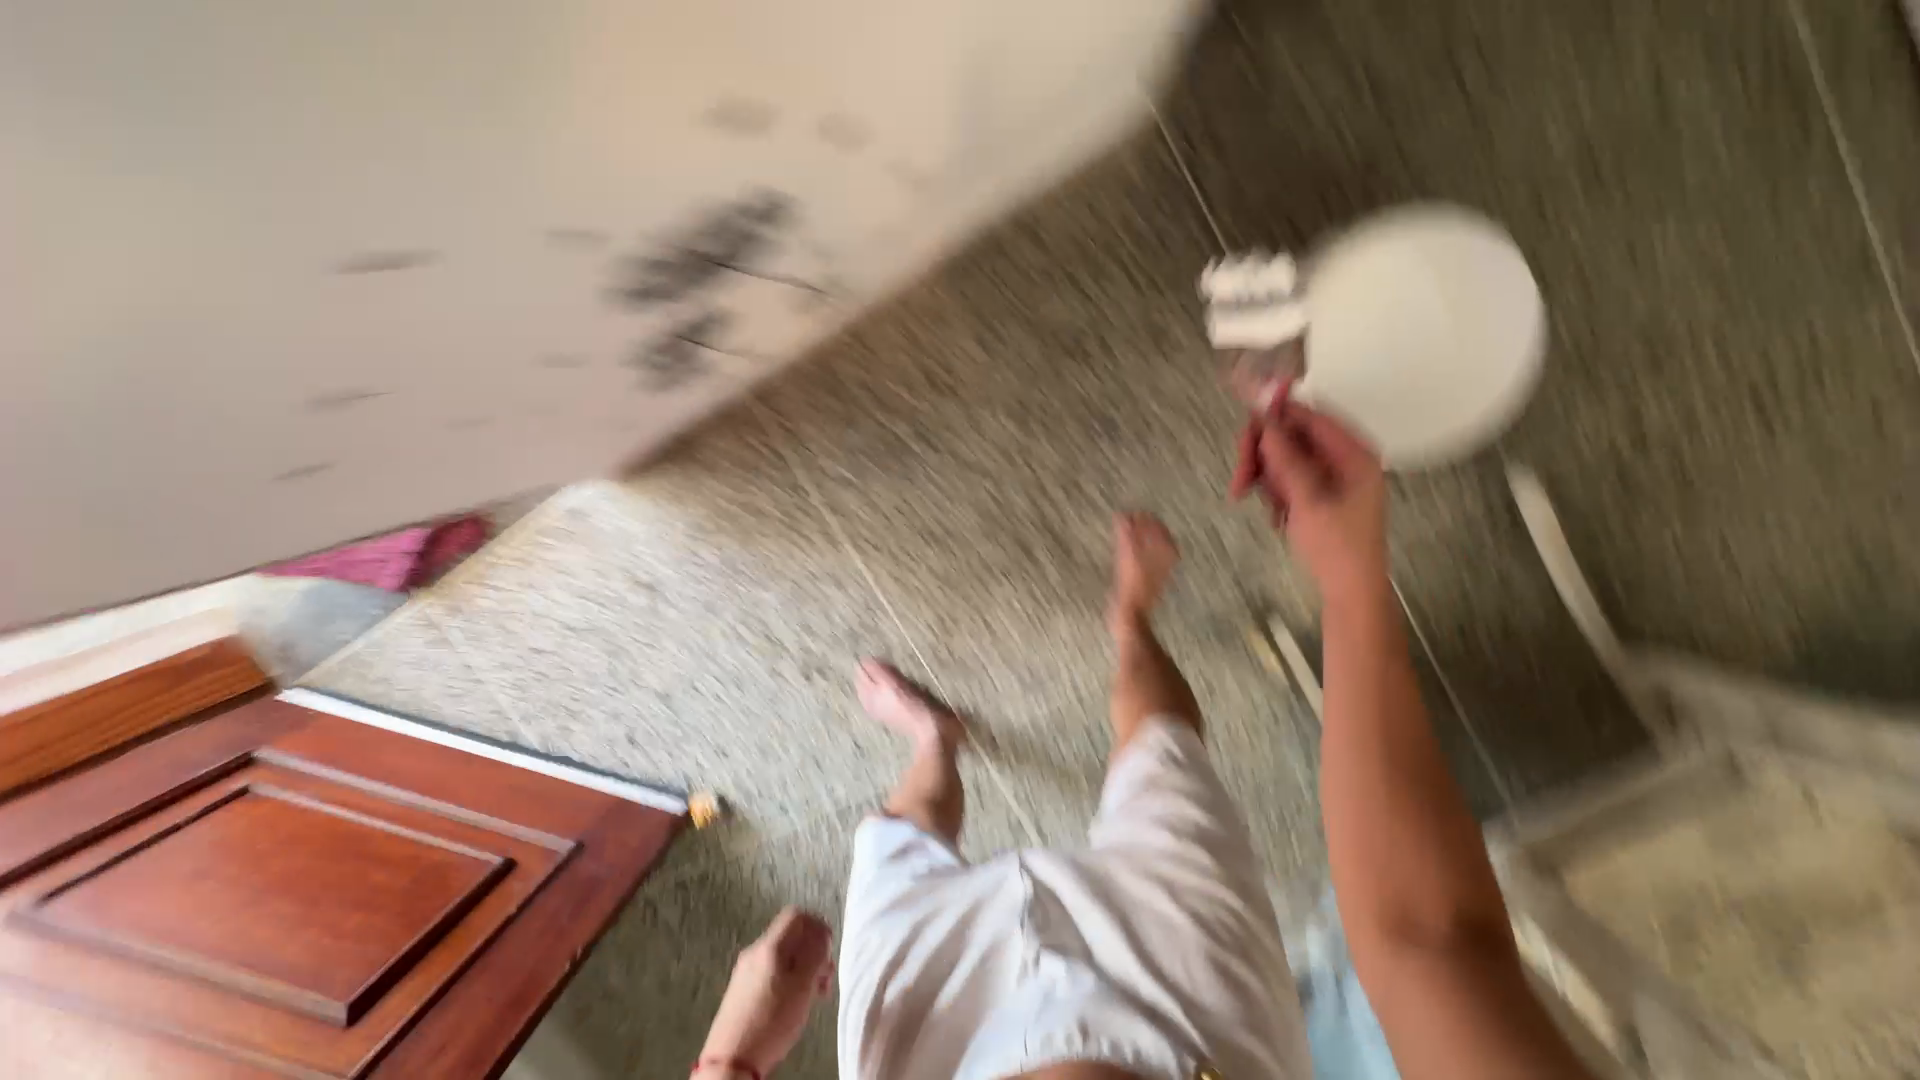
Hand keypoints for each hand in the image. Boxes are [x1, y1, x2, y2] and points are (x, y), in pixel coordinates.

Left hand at [697, 907, 834, 1076]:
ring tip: (812, 994)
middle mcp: (754, 951)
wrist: (731, 1059)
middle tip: (824, 978)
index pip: (796, 915)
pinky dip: (789, 979)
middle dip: (813, 951)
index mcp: (770, 946)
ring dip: (803, 967)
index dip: (817, 925)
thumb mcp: (803, 985)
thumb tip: (822, 934)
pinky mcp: (741, 989)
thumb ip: (815, 954)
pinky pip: (772, 971)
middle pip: (791, 935)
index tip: (828, 949)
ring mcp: (745, 970)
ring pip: (783, 955)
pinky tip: (793, 1002)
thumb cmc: (772, 1020)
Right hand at [1237, 403, 1389, 605]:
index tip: (1245, 421)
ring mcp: (1329, 477)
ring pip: (1283, 458)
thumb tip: (1266, 422)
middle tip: (1240, 480)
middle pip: (1290, 436)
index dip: (1277, 414)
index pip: (1310, 416)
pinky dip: (1272, 492)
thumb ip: (1287, 458)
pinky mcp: (1317, 493)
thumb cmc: (1337, 545)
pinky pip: (1286, 478)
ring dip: (1264, 477)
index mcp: (1353, 453)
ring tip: (1259, 504)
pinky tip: (1275, 516)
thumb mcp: (1309, 499)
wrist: (1350, 589)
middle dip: (1261, 455)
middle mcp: (1342, 459)